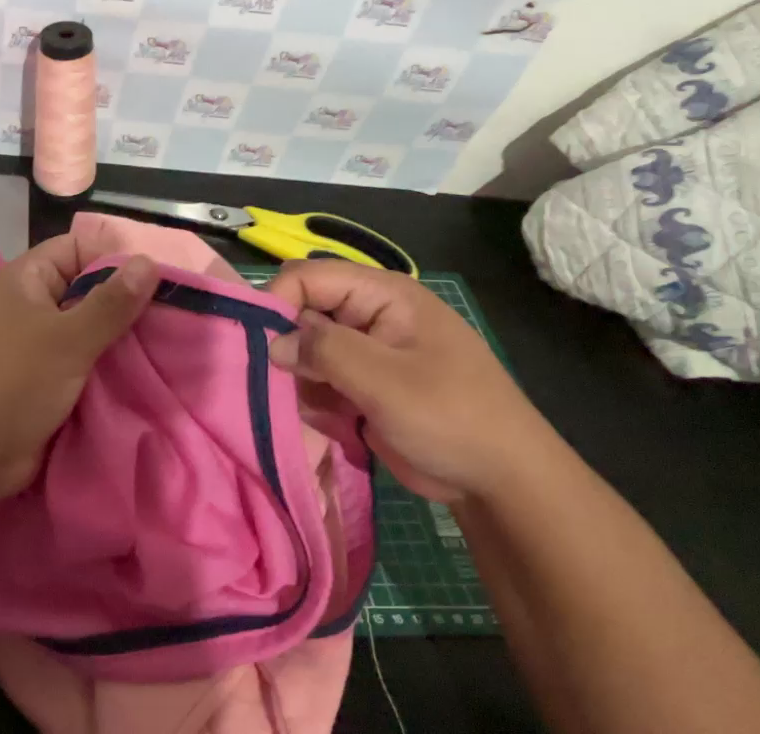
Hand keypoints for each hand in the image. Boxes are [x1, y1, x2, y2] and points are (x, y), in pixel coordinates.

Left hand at [0, 236, 159, 503]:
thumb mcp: (67, 339)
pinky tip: (139, 374)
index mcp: (22, 279)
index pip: (75, 248)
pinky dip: (102, 367)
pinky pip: (76, 362)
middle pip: (82, 289)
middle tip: (174, 314)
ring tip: (167, 343)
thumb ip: (111, 302)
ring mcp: (27, 345)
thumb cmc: (11, 384)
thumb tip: (148, 261)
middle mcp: (23, 305)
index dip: (115, 256)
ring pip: (82, 329)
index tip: (160, 277)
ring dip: (117, 338)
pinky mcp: (35, 381)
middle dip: (124, 301)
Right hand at [267, 260, 557, 504]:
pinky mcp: (362, 387)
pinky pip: (319, 382)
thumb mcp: (385, 381)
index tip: (258, 345)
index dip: (277, 302)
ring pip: (304, 352)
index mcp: (383, 294)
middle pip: (301, 313)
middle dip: (288, 348)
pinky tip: (338, 424)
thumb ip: (324, 350)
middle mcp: (370, 315)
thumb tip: (271, 341)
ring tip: (328, 411)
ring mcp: (367, 353)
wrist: (501, 482)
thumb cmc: (452, 418)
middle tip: (290, 386)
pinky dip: (317, 402)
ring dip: (302, 382)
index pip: (307, 277)